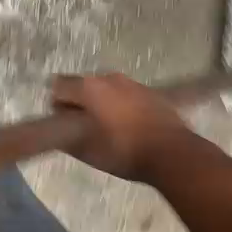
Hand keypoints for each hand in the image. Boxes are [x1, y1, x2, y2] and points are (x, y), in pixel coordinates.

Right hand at [52, 73, 198, 181]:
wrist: (174, 154)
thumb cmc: (124, 151)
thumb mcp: (87, 152)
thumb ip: (65, 139)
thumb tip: (56, 133)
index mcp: (89, 88)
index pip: (59, 86)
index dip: (57, 104)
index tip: (62, 123)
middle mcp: (108, 78)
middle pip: (83, 85)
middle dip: (80, 102)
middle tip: (84, 128)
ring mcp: (132, 83)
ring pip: (107, 89)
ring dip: (102, 104)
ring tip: (109, 129)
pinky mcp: (151, 92)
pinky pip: (127, 95)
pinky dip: (123, 106)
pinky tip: (130, 127)